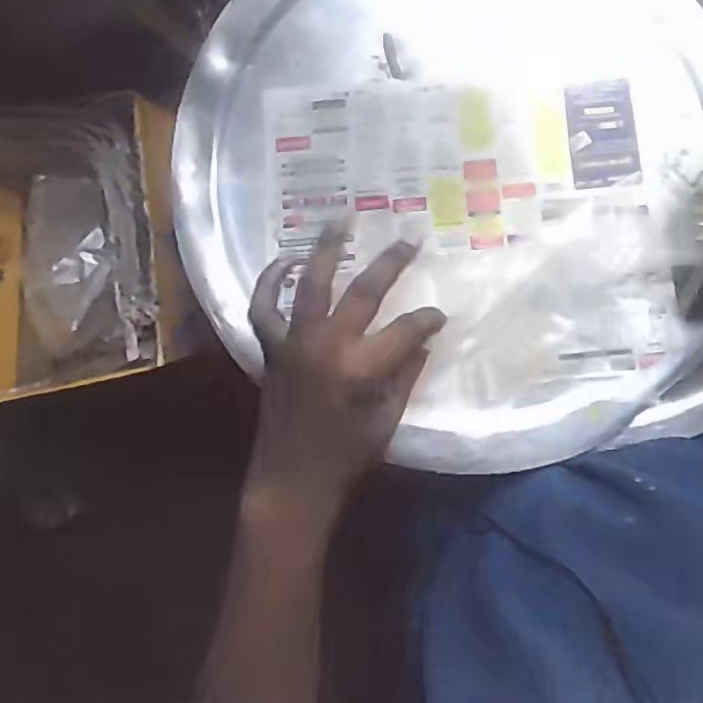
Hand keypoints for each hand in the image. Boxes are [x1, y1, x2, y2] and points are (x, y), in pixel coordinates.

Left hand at [246, 224, 446, 514]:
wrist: (290, 482)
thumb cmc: (346, 457)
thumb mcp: (388, 420)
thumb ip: (406, 374)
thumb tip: (424, 340)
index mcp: (361, 368)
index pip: (406, 330)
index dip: (427, 319)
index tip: (439, 315)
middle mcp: (327, 345)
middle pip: (363, 291)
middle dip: (390, 262)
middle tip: (409, 239)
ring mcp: (294, 342)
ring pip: (309, 283)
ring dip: (325, 249)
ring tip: (339, 219)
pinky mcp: (271, 348)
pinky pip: (263, 308)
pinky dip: (270, 282)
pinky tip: (284, 262)